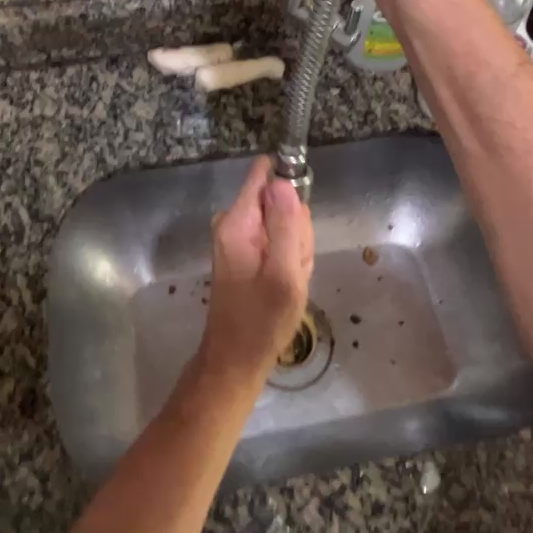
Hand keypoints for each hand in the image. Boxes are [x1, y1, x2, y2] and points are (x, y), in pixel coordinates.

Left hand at [199, 157, 313, 380]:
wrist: (237, 358)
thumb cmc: (262, 320)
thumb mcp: (284, 273)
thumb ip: (286, 226)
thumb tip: (283, 181)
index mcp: (238, 221)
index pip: (265, 173)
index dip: (290, 189)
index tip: (299, 224)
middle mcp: (233, 221)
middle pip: (280, 200)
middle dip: (297, 231)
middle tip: (294, 266)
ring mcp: (238, 236)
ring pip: (285, 222)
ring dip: (296, 250)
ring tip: (288, 280)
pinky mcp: (245, 250)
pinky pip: (279, 241)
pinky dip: (288, 261)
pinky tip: (284, 285)